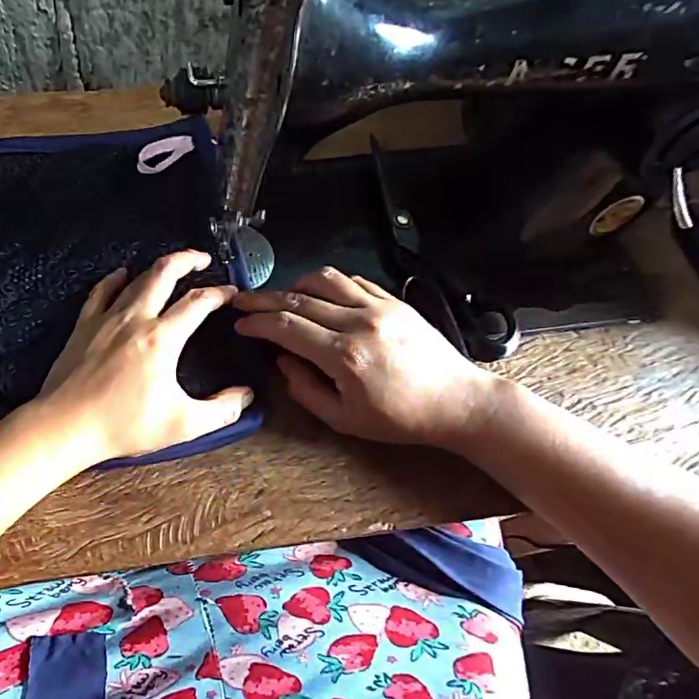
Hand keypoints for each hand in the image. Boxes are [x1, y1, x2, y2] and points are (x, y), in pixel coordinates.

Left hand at [33, 250, 255, 463]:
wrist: (66, 426)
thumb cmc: (123, 425)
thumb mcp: (183, 424)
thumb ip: (221, 411)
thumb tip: (245, 396)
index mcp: (162, 338)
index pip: (197, 303)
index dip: (219, 293)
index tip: (230, 293)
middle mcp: (134, 319)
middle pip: (164, 274)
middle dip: (187, 260)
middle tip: (202, 259)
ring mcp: (105, 320)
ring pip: (135, 280)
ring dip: (156, 268)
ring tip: (170, 266)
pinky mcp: (83, 327)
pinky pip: (100, 292)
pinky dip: (114, 279)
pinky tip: (121, 275)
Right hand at [233, 267, 505, 448]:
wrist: (459, 402)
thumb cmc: (400, 419)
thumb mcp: (343, 419)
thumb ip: (305, 390)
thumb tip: (282, 361)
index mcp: (343, 355)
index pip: (286, 327)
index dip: (256, 323)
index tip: (239, 324)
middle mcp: (359, 323)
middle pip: (297, 298)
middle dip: (263, 299)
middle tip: (242, 301)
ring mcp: (380, 307)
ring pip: (324, 279)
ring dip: (294, 284)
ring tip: (280, 296)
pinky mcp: (395, 301)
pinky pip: (352, 281)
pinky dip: (327, 283)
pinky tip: (318, 295)